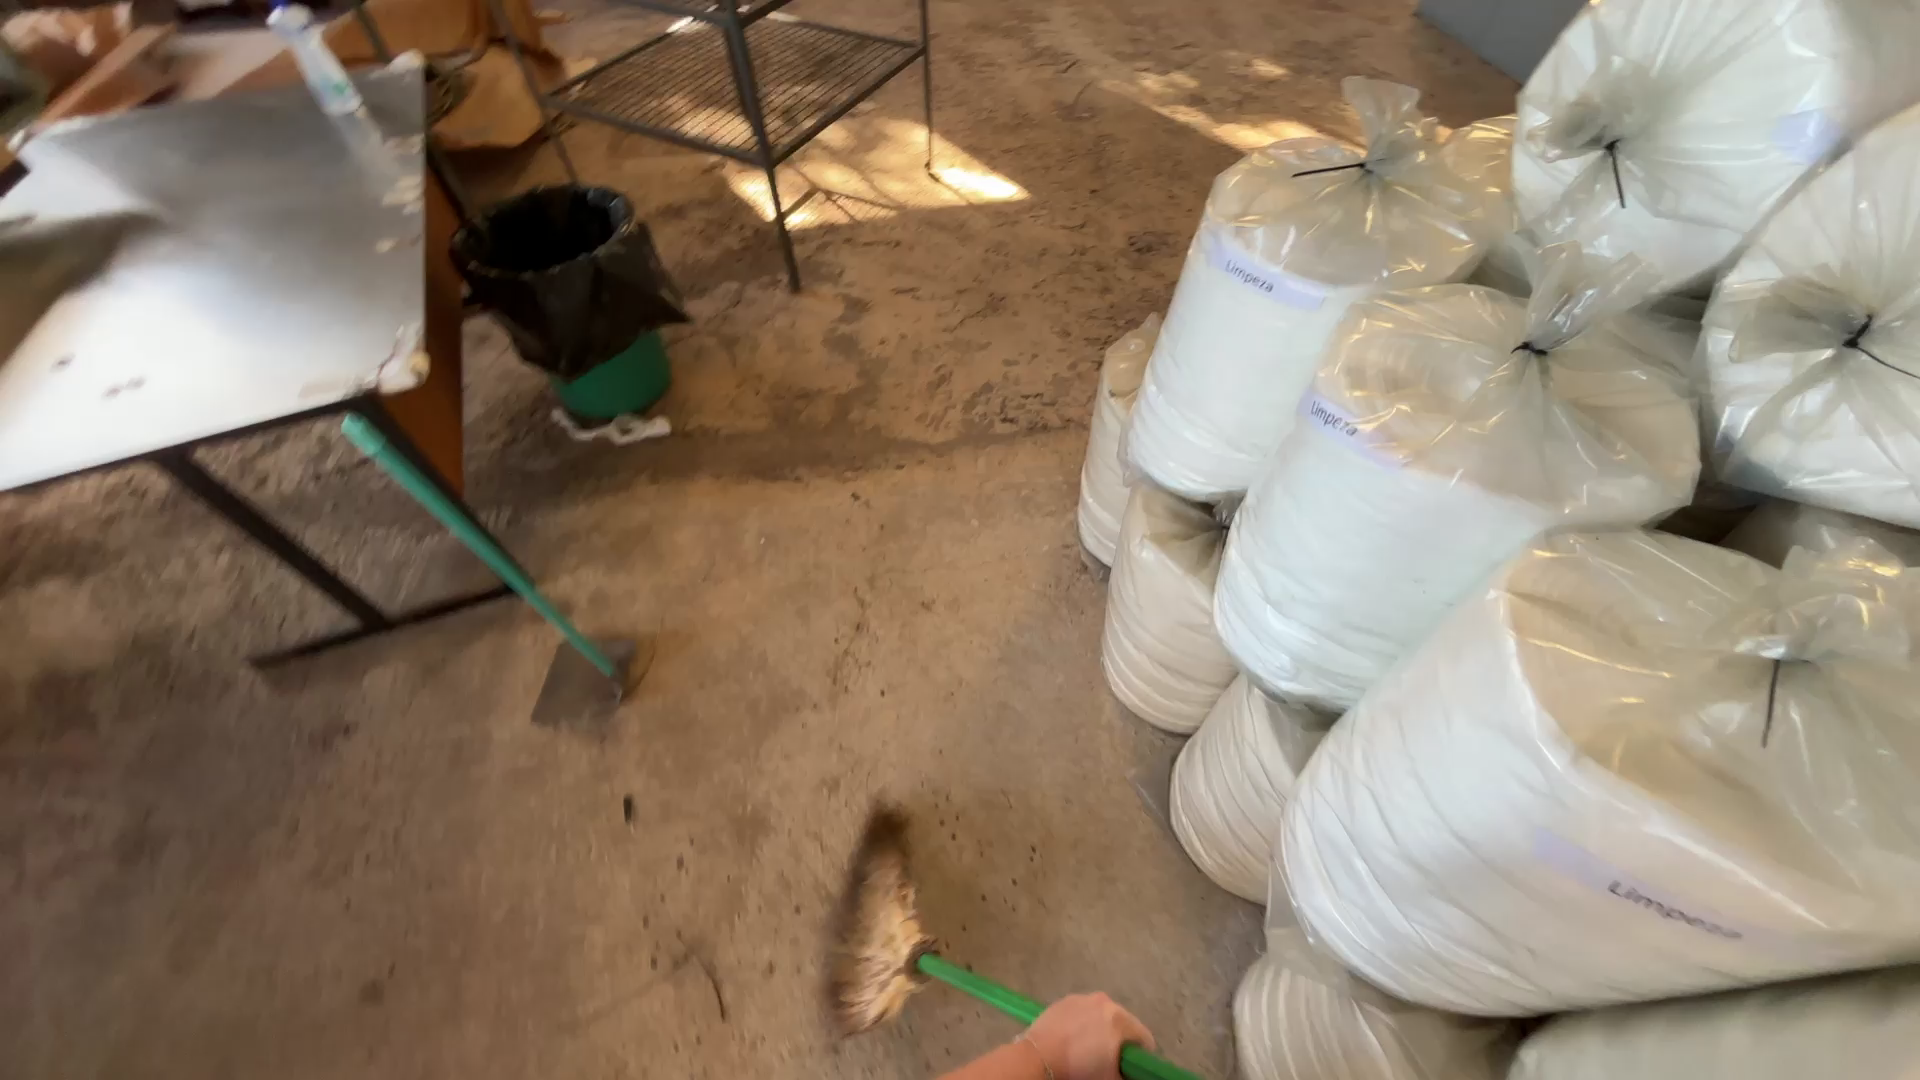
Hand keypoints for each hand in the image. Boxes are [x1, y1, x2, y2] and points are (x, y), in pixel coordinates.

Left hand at [1021, 993, 1156, 1079]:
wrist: (1040, 1056)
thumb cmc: (1080, 1069)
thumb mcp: (1111, 1078)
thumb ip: (1127, 1074)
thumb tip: (1129, 1072)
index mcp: (1120, 1019)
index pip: (1145, 1038)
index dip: (1142, 1056)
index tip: (1133, 1068)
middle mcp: (1105, 1001)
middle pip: (1124, 1023)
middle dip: (1121, 1041)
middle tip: (1111, 1059)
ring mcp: (1083, 997)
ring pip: (1103, 1015)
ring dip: (1103, 1030)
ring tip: (1090, 1048)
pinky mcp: (1066, 999)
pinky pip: (1085, 1011)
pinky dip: (1085, 1023)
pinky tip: (1074, 1039)